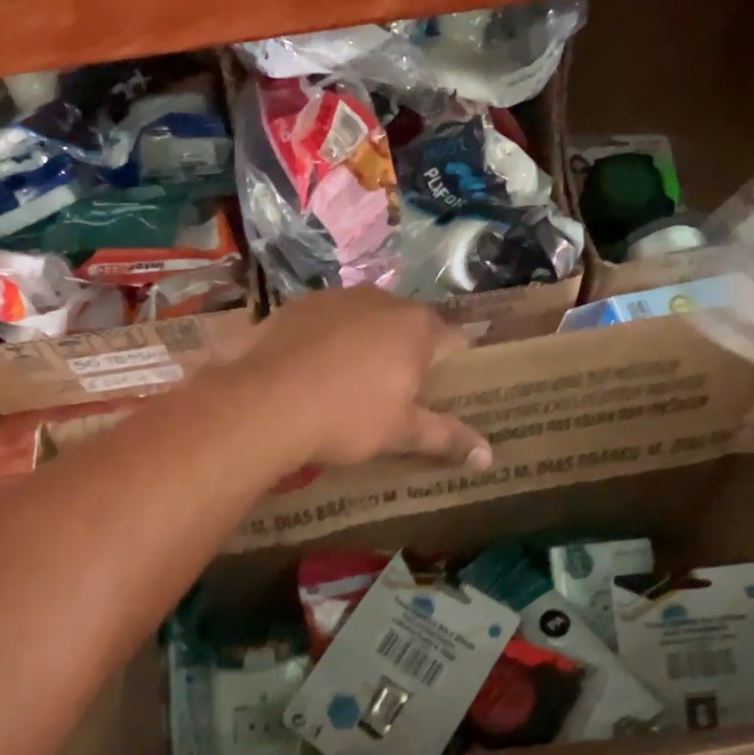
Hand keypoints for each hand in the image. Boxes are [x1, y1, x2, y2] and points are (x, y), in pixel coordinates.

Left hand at [214, 287, 491, 469]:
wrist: (264, 402)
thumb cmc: (346, 417)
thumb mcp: (400, 432)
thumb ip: (446, 437)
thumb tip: (489, 456)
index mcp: (417, 327)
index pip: (456, 340)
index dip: (456, 367)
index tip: (447, 392)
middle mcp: (382, 299)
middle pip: (409, 327)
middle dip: (409, 356)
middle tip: (400, 395)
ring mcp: (337, 298)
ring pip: (367, 320)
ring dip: (368, 345)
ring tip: (353, 385)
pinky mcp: (298, 305)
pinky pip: (328, 323)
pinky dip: (330, 342)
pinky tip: (315, 372)